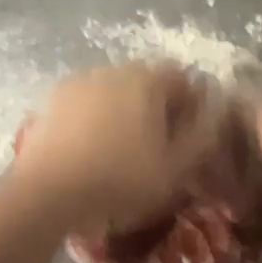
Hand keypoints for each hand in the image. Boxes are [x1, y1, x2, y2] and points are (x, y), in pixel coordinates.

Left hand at [11, 63, 212, 231]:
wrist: (47, 192)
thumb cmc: (119, 181)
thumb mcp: (174, 169)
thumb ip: (201, 137)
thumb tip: (214, 114)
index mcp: (147, 80)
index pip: (183, 77)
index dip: (191, 105)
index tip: (188, 137)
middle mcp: (112, 70)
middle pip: (146, 81)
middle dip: (156, 107)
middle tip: (157, 146)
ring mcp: (77, 82)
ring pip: (113, 91)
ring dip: (122, 111)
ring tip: (120, 150)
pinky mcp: (51, 100)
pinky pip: (85, 104)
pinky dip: (93, 120)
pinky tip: (90, 150)